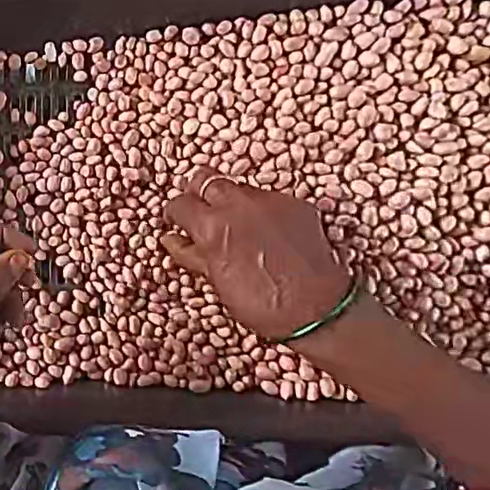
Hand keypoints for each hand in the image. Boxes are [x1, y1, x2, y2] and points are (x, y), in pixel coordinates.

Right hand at [161, 165, 351, 340]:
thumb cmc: (263, 303)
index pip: (180, 204)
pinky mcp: (296, 205)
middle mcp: (239, 205)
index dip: (175, 214)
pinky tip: (265, 234)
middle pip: (206, 179)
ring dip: (231, 202)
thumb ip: (191, 254)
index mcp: (212, 225)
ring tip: (235, 227)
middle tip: (200, 214)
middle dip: (199, 194)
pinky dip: (261, 212)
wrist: (317, 310)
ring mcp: (270, 202)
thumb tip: (172, 240)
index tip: (177, 222)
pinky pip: (269, 199)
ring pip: (239, 188)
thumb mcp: (216, 280)